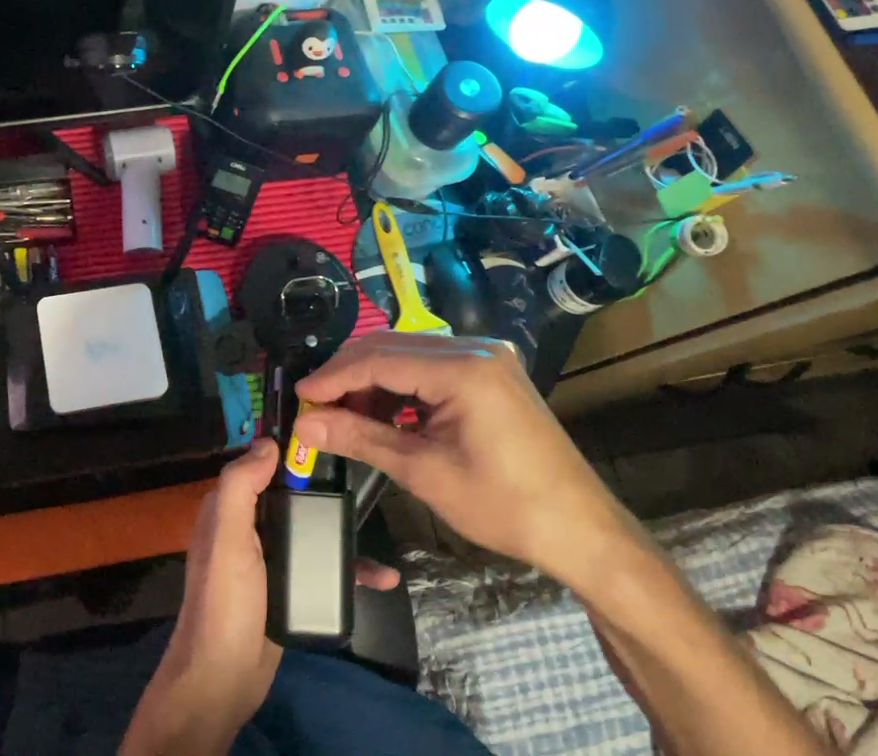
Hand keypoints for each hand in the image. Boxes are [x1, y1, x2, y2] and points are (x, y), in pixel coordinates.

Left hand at [123, 439, 399, 754]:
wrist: (224, 677)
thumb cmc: (224, 601)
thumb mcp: (227, 537)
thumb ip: (240, 488)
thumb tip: (268, 443)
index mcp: (227, 511)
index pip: (257, 468)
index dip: (286, 451)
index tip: (326, 435)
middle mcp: (246, 531)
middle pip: (289, 498)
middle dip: (323, 490)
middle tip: (362, 480)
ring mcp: (270, 562)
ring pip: (309, 532)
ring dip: (340, 530)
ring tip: (373, 525)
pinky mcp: (289, 590)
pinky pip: (322, 570)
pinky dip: (349, 569)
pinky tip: (381, 577)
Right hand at [293, 332, 642, 585]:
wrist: (580, 529)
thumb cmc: (504, 505)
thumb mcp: (424, 472)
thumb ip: (360, 438)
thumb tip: (303, 425)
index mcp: (463, 369)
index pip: (378, 359)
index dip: (332, 377)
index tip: (298, 397)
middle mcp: (475, 349)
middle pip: (391, 348)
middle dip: (347, 375)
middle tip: (313, 406)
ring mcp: (487, 358)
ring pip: (408, 355)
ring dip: (372, 381)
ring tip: (342, 416)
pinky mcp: (491, 374)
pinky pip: (431, 367)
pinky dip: (400, 388)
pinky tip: (381, 414)